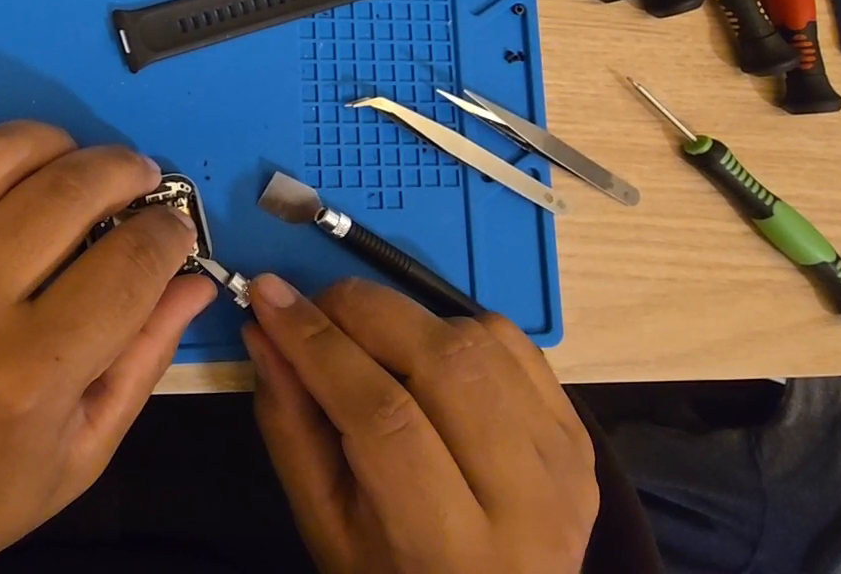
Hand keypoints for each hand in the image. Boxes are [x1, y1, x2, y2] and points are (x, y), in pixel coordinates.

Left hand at [0, 122, 217, 573]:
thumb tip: (191, 282)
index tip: (173, 227)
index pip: (131, 265)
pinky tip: (0, 164)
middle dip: (125, 171)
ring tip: (74, 158)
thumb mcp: (64, 465)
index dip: (169, 233)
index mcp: (27, 378)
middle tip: (139, 177)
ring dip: (54, 142)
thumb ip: (139, 366)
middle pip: (70, 191)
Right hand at [243, 276, 597, 573]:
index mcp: (448, 546)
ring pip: (476, 341)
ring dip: (402, 315)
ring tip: (359, 332)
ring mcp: (562, 462)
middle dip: (360, 311)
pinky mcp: (577, 433)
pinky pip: (511, 341)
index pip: (382, 417)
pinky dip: (451, 323)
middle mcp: (526, 502)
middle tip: (312, 305)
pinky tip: (419, 349)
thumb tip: (263, 327)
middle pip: (442, 364)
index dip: (317, 344)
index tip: (267, 295)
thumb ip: (288, 422)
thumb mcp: (321, 519)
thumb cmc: (388, 572)